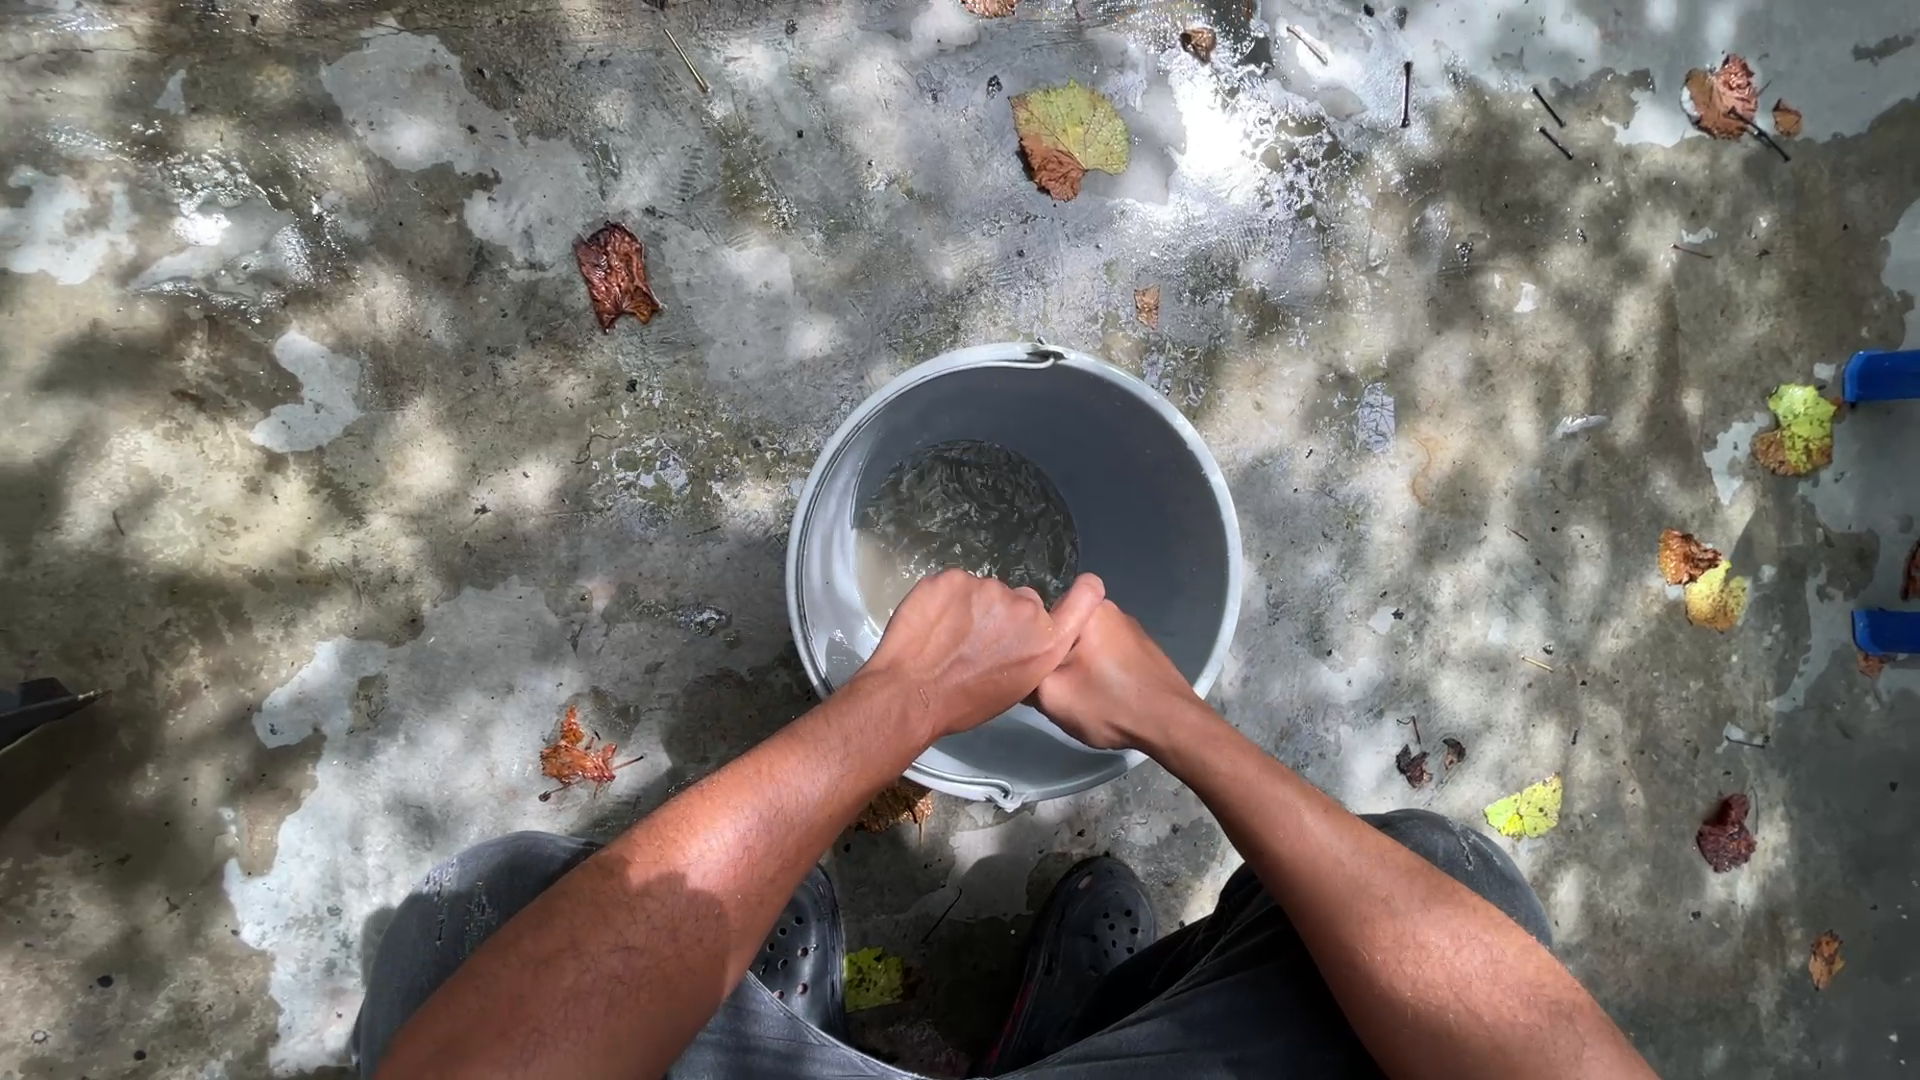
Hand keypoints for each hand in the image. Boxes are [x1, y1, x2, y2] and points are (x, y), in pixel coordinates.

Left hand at [856, 569, 1105, 740]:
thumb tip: (1019, 636)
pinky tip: (932, 622)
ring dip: (971, 605)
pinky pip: (954, 583)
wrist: (911, 693)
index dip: (1085, 591)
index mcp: (1046, 643)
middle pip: (1021, 599)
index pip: (1084, 601)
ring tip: (948, 635)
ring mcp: (988, 588)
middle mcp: (1025, 609)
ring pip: (984, 590)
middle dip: (1005, 613)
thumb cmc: (964, 702)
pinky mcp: (953, 577)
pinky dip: (944, 598)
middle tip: (976, 639)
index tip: (1085, 585)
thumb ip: (1029, 652)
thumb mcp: (1014, 687)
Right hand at [1032, 600, 1206, 750]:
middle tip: (1053, 682)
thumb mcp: (1050, 695)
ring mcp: (1129, 628)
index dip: (1031, 636)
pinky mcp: (1142, 647)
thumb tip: (1018, 668)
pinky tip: (1103, 693)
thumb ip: (1025, 674)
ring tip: (1078, 692)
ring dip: (1076, 662)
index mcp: (1088, 609)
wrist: (1172, 724)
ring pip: (1084, 640)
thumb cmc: (1109, 703)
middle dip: (1054, 652)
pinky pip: (1105, 650)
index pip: (1041, 611)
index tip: (1031, 662)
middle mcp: (1110, 609)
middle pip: (1063, 626)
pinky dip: (1098, 668)